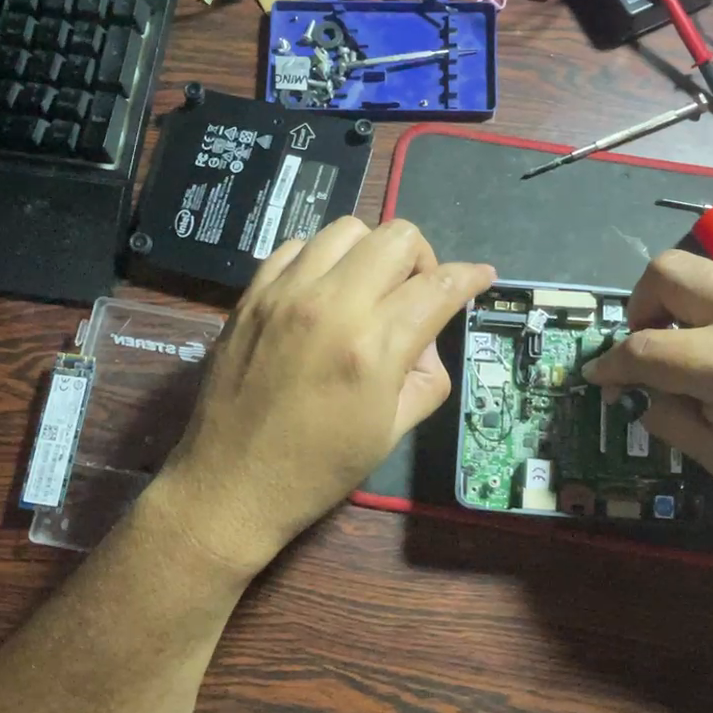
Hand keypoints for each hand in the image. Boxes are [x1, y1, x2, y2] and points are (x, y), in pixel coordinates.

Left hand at [153, 217, 494, 572]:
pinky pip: (298, 246)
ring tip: (367, 291)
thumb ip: (427, 375)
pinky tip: (322, 294)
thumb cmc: (319, 469)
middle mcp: (331, 305)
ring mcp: (285, 293)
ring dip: (371, 253)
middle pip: (398, 237)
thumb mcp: (392, 432)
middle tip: (414, 296)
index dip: (470, 278)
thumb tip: (428, 334)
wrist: (231, 484)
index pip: (438, 286)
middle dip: (422, 260)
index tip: (481, 277)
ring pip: (348, 229)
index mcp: (373, 347)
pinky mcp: (252, 295)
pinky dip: (322, 259)